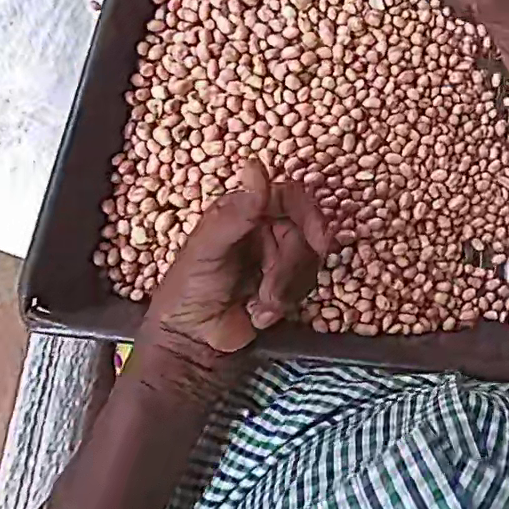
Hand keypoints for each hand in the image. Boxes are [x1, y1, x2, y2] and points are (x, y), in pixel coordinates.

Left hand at [140, 159, 331, 356]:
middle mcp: (265, 229)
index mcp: (245, 210)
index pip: (292, 197)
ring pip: (308, 262)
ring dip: (285, 289)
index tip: (319, 238)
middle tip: (270, 290)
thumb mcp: (208, 247)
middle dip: (290, 267)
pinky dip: (283, 304)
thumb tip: (255, 165)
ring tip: (257, 305)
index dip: (311, 215)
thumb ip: (237, 211)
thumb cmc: (189, 290)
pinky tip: (258, 314)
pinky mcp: (283, 286)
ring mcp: (276, 258)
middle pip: (307, 234)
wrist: (190, 344)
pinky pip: (304, 287)